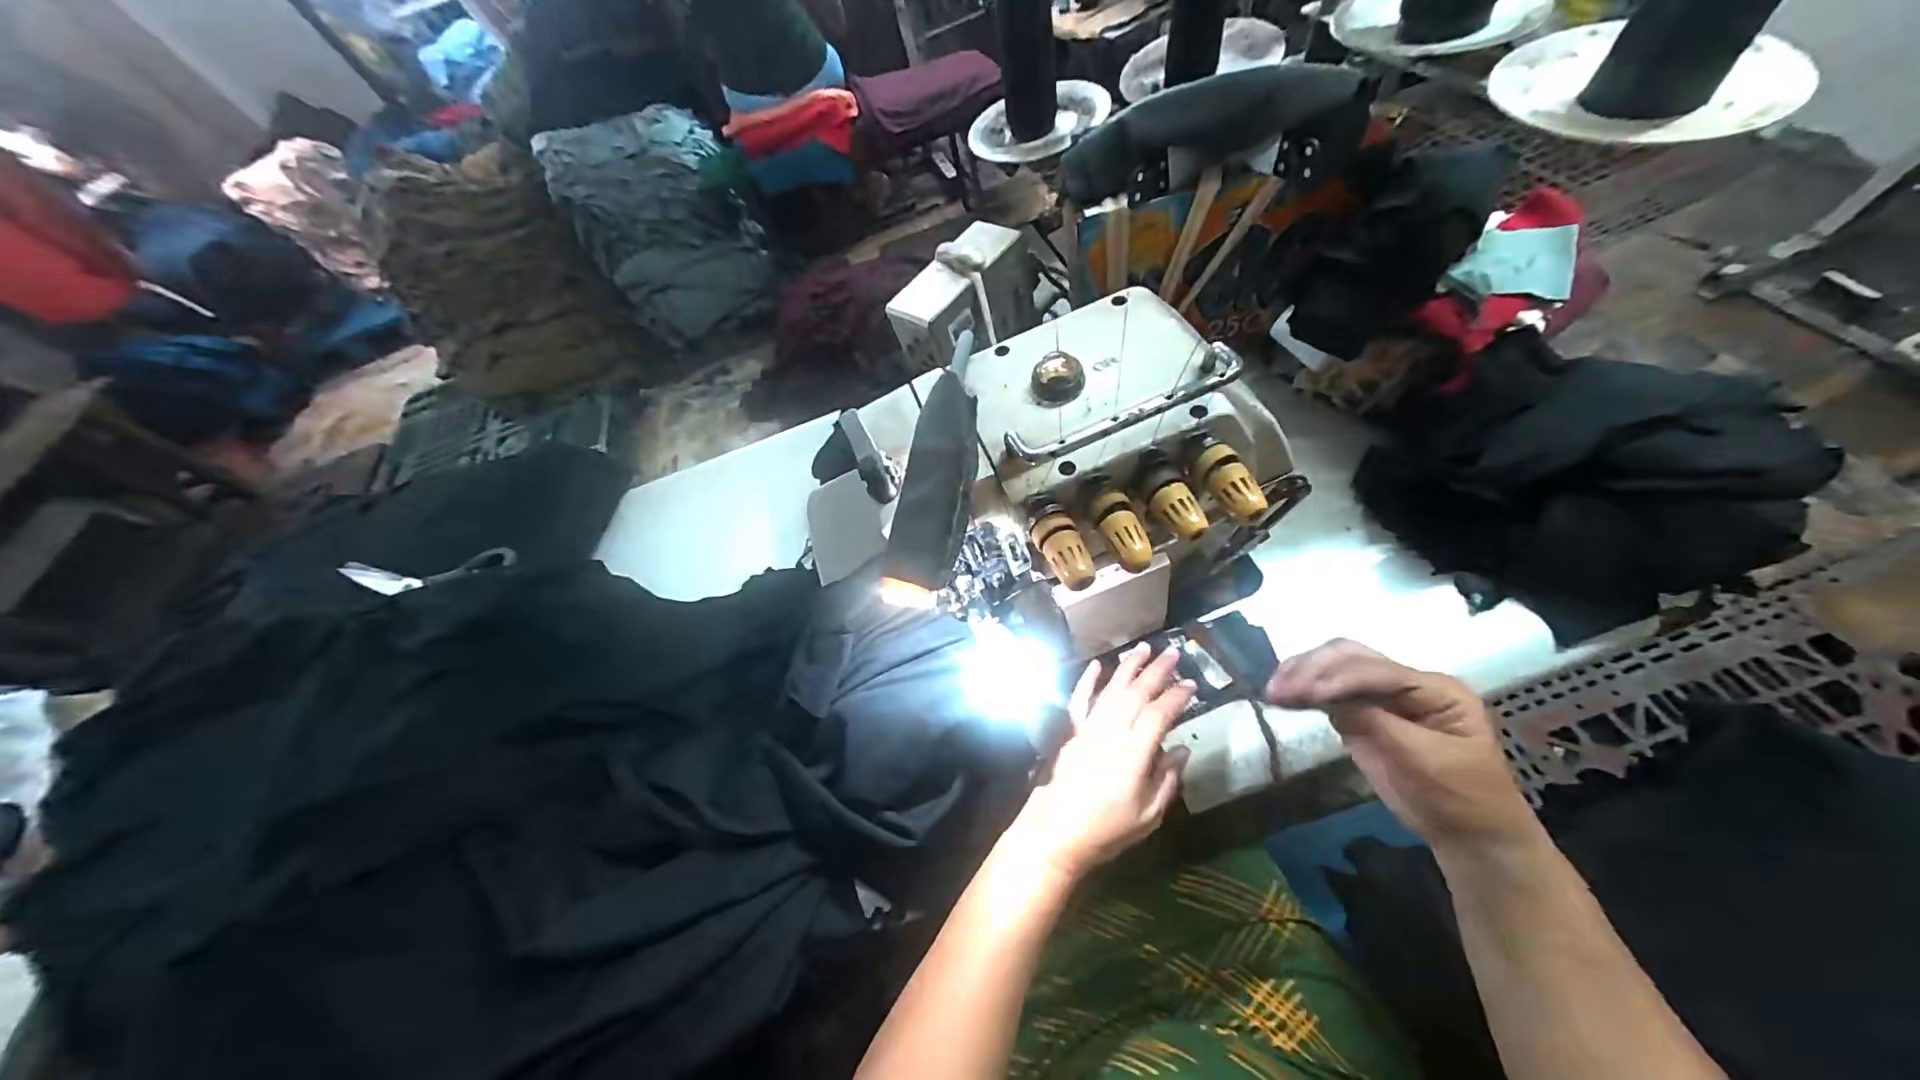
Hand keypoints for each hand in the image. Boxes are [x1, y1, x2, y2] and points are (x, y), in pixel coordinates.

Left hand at [1006, 643, 1194, 881]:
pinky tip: (1097, 665)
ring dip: (1128, 667)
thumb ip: (1167, 780)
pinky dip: (1088, 681)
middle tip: (1174, 654)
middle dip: (1156, 671)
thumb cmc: (1106, 830)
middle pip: (1136, 693)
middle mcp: (1110, 732)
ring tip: (1144, 648)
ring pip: (1110, 690)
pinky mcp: (1071, 733)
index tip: (1192, 684)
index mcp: (1133, 753)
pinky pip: (1080, 700)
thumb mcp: (1148, 815)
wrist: (1055, 833)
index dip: (1176, 697)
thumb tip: (1182, 750)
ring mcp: (1087, 729)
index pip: (1158, 714)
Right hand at [1265, 639, 1536, 851]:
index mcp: (1435, 688)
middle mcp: (1406, 683)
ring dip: (1301, 674)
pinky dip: (1303, 691)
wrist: (1470, 836)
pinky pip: (1327, 693)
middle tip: (1280, 688)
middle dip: (1313, 668)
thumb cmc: (1460, 797)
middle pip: (1352, 658)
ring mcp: (1382, 697)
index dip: (1340, 678)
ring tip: (1274, 690)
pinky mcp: (1361, 715)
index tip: (1307, 692)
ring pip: (1334, 669)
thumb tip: (1327, 700)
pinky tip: (1281, 696)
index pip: (1379, 671)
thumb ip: (1378, 724)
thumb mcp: (1425, 760)